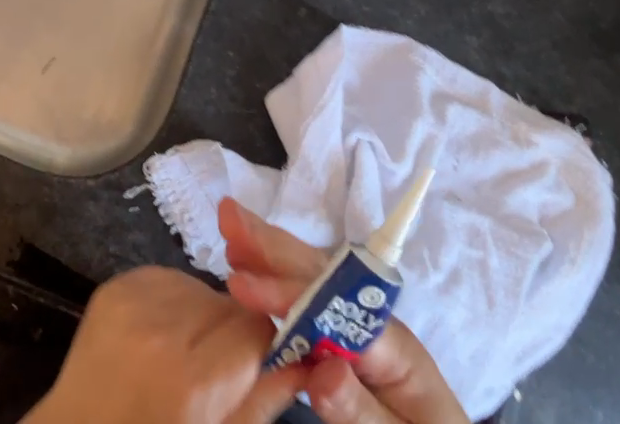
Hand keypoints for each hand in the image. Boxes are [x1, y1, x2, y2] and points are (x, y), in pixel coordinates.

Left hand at [23, 266, 307, 423]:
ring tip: (187, 350)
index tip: (260, 363)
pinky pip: (170, 277)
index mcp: (194, 379)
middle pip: (231, 303)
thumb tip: (311, 360)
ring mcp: (134, 301)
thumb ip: (264, 400)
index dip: (265, 345)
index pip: (258, 327)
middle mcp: (164, 329)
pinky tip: (163, 333)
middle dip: (235, 330)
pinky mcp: (115, 285)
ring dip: (205, 313)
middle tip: (219, 364)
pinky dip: (175, 302)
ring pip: (203, 287)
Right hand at [220, 200, 470, 423]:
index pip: (331, 309)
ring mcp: (359, 329)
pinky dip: (277, 278)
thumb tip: (322, 371)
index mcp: (390, 346)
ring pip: (312, 281)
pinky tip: (251, 270)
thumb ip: (361, 410)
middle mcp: (373, 325)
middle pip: (320, 276)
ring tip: (232, 231)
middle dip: (273, 246)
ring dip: (271, 253)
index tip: (240, 283)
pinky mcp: (347, 342)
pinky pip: (309, 302)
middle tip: (229, 215)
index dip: (284, 293)